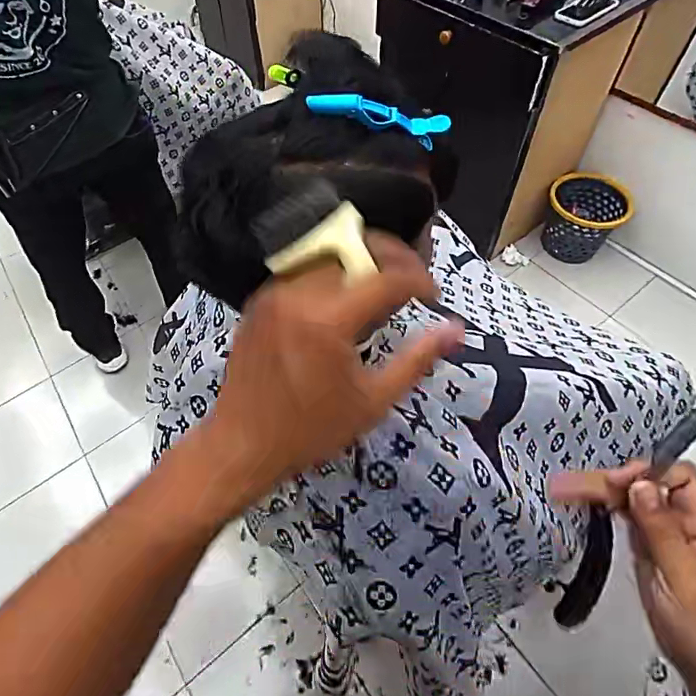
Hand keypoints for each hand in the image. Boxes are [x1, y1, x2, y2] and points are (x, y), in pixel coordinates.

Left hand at [194, 234, 462, 518]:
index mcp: (328, 319)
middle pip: (356, 249)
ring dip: (363, 262)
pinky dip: (333, 274)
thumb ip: (417, 359)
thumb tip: (455, 330)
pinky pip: (305, 270)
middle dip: (393, 257)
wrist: (240, 445)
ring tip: (383, 288)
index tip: (432, 295)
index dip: (418, 280)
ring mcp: (275, 293)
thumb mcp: (373, 401)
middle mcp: (299, 293)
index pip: (386, 277)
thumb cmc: (310, 430)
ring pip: (330, 254)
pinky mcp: (261, 299)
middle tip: (412, 280)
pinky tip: (346, 301)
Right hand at [552, 462, 695, 693]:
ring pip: (641, 505)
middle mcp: (694, 529)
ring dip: (609, 495)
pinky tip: (592, 509)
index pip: (679, 477)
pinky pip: (637, 526)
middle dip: (616, 483)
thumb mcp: (686, 579)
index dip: (645, 474)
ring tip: (572, 489)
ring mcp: (676, 543)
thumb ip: (661, 528)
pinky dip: (614, 516)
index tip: (614, 482)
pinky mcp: (660, 559)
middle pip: (654, 489)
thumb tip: (642, 484)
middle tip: (575, 484)